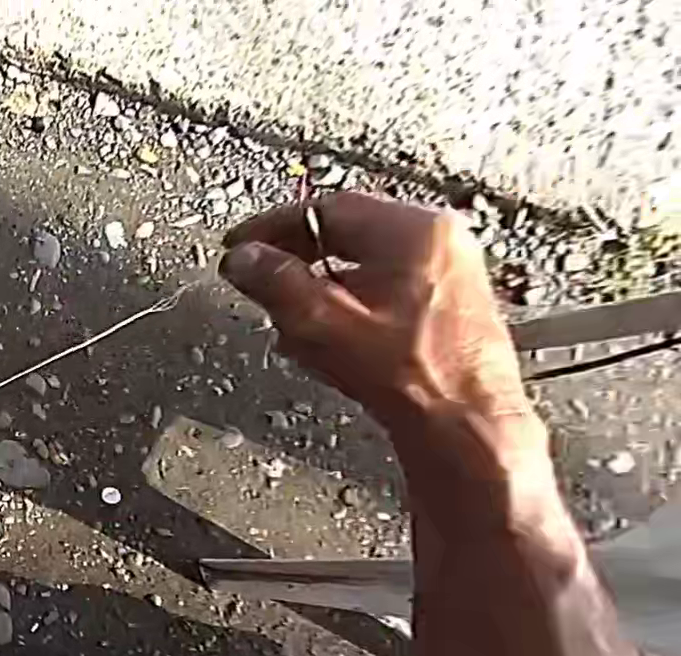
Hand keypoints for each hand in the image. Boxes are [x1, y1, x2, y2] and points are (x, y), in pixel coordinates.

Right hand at [219, 193, 530, 439]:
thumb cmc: (399, 369)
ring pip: (357, 254)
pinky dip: (336, 292)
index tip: (235, 244)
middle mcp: (435, 238)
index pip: (326, 207)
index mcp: (411, 233)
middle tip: (250, 273)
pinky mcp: (439, 292)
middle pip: (344, 227)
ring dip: (310, 275)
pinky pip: (374, 277)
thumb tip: (241, 256)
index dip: (270, 225)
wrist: (457, 410)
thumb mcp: (318, 323)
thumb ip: (275, 283)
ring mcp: (442, 264)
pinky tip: (317, 325)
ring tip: (280, 307)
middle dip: (289, 251)